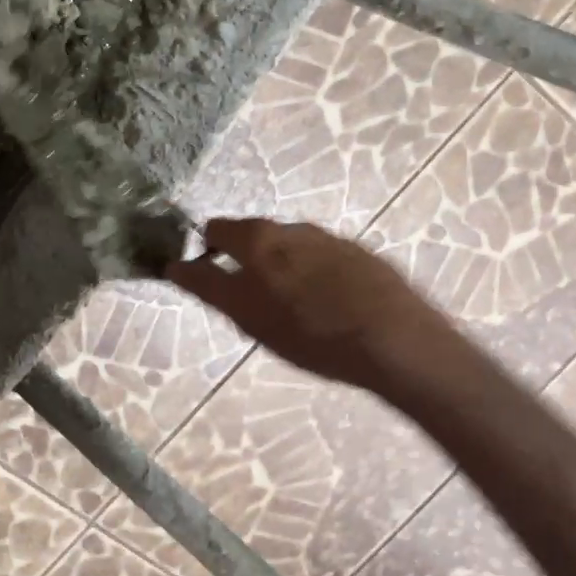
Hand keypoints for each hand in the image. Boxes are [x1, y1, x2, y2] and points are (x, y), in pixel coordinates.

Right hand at [165, 217, 452, 391]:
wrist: (403, 348)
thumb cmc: (308, 330)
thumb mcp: (244, 314)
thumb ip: (204, 285)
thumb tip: (172, 264)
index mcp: (257, 235)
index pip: (214, 229)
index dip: (206, 253)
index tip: (214, 283)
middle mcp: (293, 227)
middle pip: (256, 238)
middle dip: (248, 263)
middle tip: (254, 303)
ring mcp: (335, 241)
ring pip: (294, 251)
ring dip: (286, 271)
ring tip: (297, 312)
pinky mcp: (370, 261)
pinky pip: (330, 264)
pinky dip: (321, 281)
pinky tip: (333, 313)